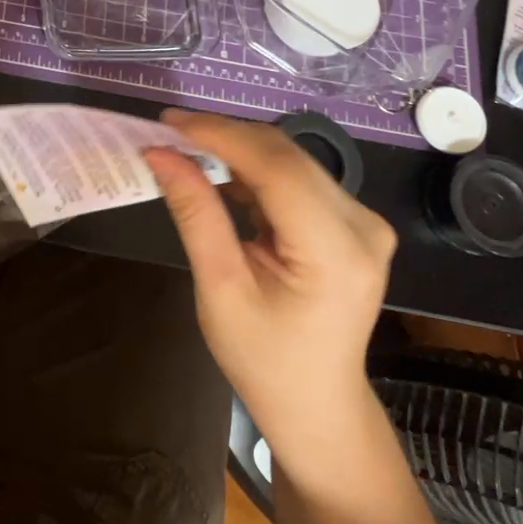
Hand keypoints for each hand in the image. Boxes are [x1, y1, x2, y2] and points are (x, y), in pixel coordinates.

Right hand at [144, 111, 396, 473]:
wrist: (315, 401)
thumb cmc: (263, 356)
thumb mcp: (219, 287)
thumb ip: (195, 214)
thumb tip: (160, 154)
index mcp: (335, 251)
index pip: (277, 168)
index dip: (221, 135)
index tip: (166, 123)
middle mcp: (362, 226)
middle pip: (287, 156)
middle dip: (224, 135)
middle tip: (165, 131)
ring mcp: (362, 223)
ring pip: (291, 160)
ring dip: (235, 147)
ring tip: (181, 147)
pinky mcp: (350, 224)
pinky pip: (295, 178)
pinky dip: (251, 168)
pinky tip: (214, 172)